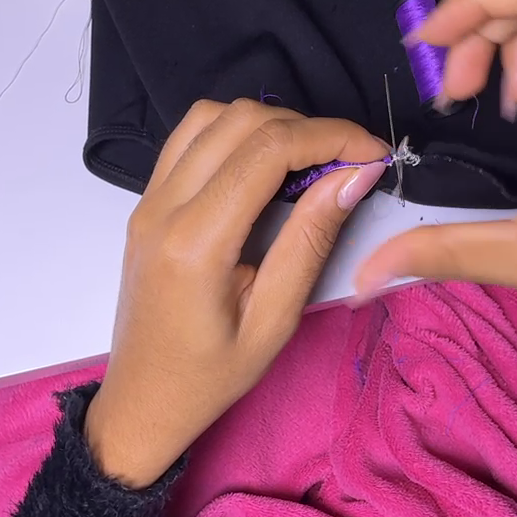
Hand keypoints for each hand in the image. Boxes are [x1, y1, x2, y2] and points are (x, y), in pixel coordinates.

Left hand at [88, 100, 388, 485]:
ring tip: (307, 161)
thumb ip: (310, 240)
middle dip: (305, 127)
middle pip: (239, 119)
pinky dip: (231, 135)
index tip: (373, 154)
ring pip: (208, 117)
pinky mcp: (144, 205)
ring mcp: (146, 201)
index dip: (331, 137)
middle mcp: (162, 207)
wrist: (143, 400)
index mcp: (195, 241)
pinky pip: (187, 140)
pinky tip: (262, 169)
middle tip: (347, 162)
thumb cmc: (209, 376)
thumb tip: (353, 175)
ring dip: (265, 124)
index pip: (267, 148)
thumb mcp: (273, 320)